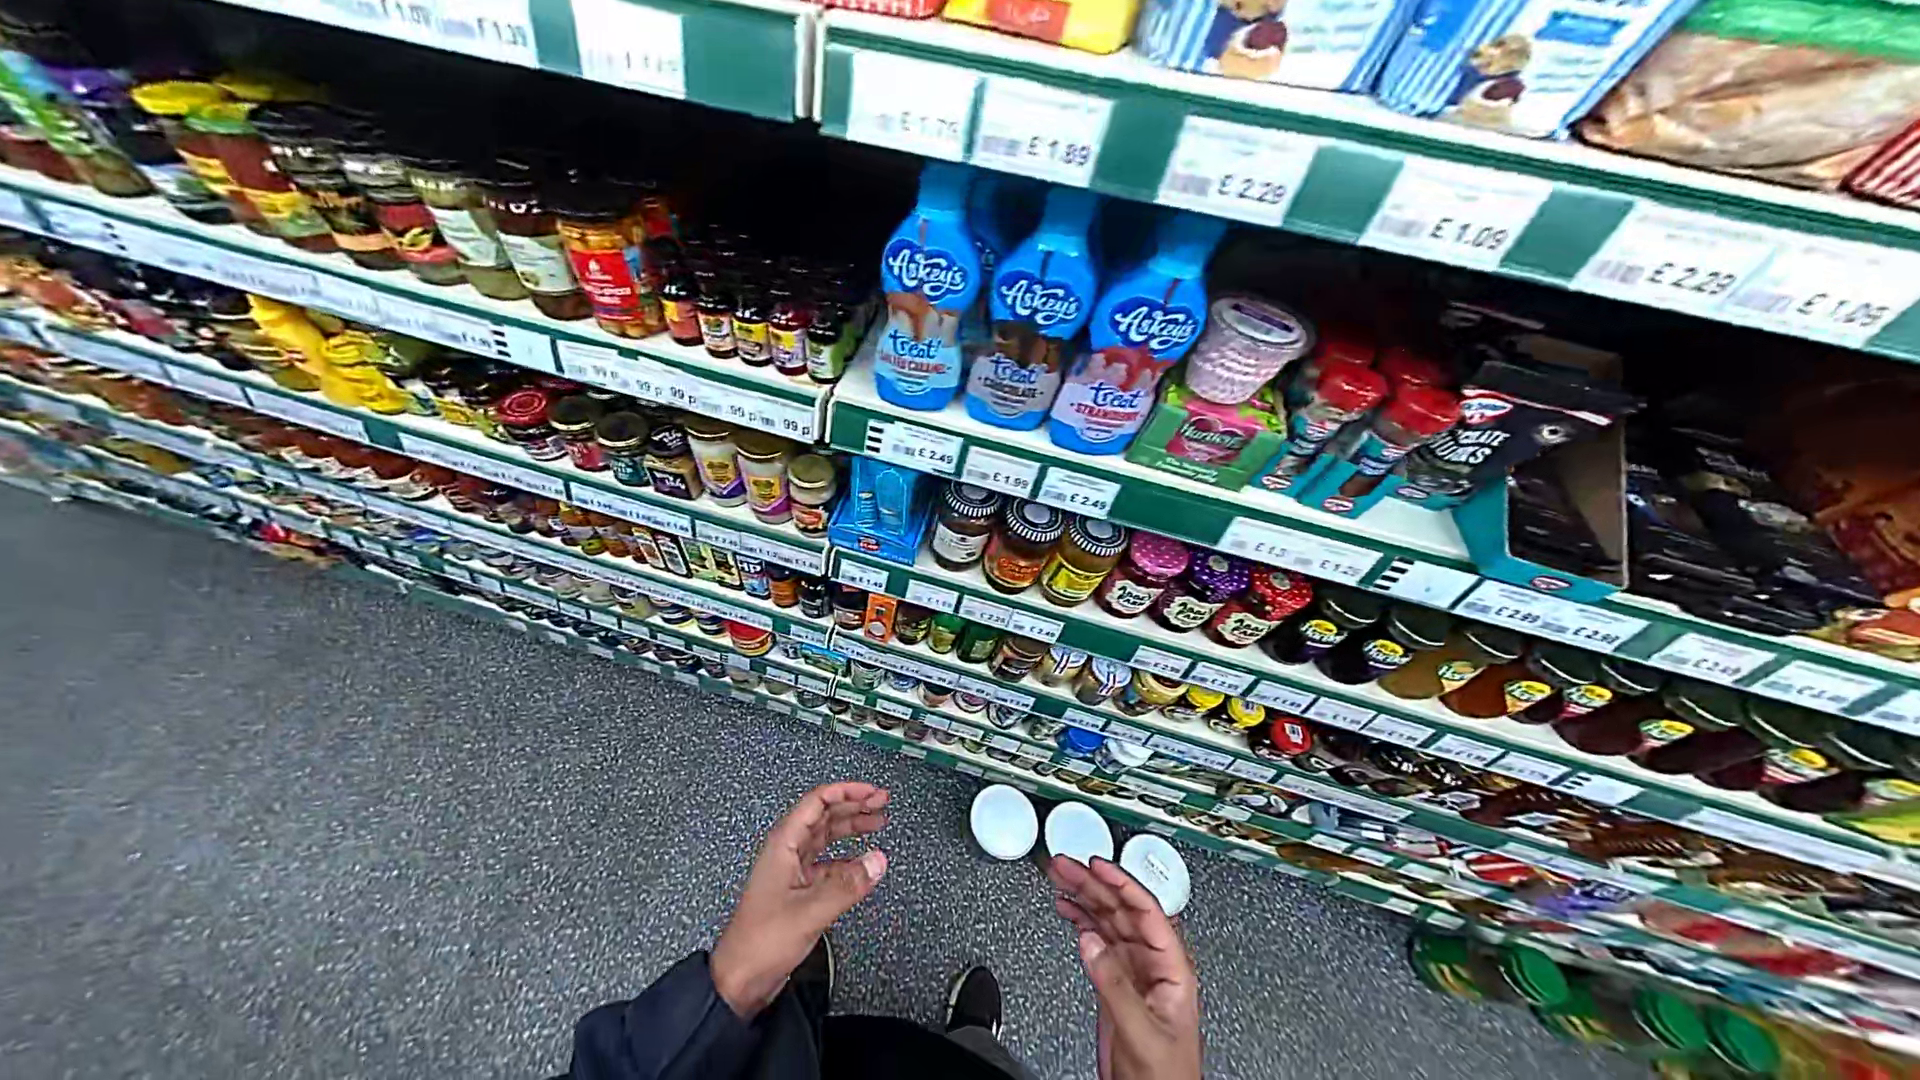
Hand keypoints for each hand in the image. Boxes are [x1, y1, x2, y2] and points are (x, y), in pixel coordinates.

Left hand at [710, 782, 890, 1018]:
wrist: (739, 981)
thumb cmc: (761, 942)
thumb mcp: (809, 910)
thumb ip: (847, 885)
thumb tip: (878, 860)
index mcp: (784, 844)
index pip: (818, 801)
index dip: (846, 791)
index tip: (871, 792)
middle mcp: (788, 851)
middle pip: (825, 814)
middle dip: (854, 804)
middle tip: (881, 802)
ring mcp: (793, 869)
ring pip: (827, 835)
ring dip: (852, 826)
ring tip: (877, 822)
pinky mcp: (798, 888)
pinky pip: (828, 861)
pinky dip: (848, 857)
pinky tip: (862, 863)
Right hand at [1048, 856, 1201, 1079]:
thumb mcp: (1141, 1032)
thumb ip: (1115, 985)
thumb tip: (1091, 940)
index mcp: (1171, 968)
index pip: (1147, 910)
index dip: (1121, 883)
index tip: (1097, 865)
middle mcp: (1152, 962)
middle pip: (1121, 908)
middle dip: (1092, 882)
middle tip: (1065, 864)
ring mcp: (1133, 970)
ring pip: (1107, 918)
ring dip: (1083, 894)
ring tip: (1060, 876)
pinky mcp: (1115, 980)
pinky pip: (1097, 937)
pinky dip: (1080, 918)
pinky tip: (1067, 907)